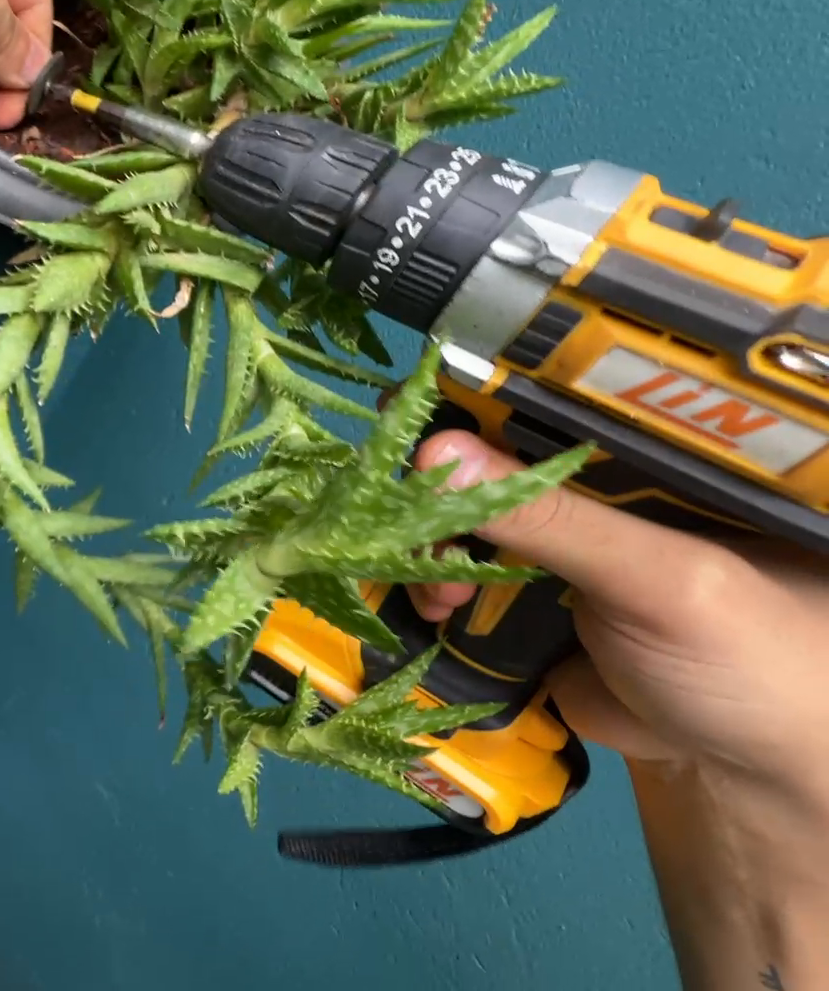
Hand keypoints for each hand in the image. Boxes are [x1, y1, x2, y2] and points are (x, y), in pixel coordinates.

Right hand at [407, 431, 828, 808]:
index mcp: (660, 453)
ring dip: (428, 544)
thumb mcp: (659, 579)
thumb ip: (551, 516)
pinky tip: (436, 606)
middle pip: (488, 450)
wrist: (744, 773)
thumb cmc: (753, 664)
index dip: (483, 394)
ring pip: (458, 509)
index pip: (557, 393)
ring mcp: (559, 534)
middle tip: (412, 525)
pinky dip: (430, 579)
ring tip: (436, 590)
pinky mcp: (525, 582)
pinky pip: (456, 561)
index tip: (415, 414)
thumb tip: (432, 447)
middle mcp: (605, 480)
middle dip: (436, 487)